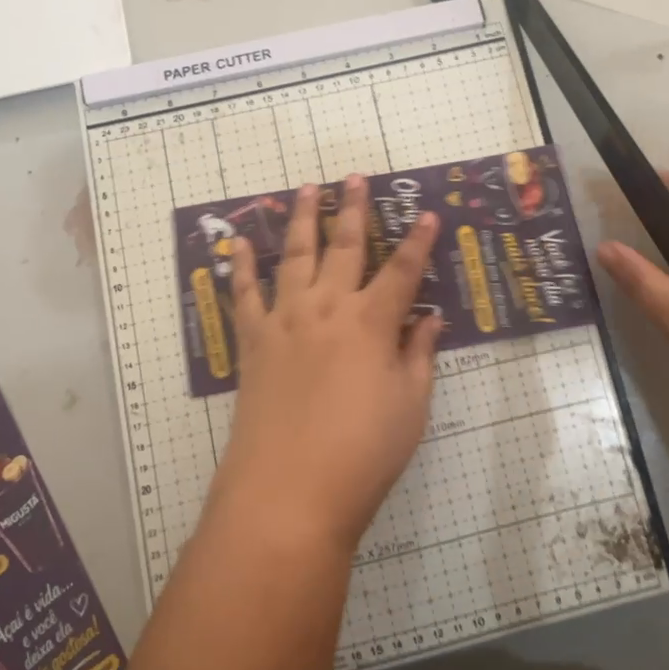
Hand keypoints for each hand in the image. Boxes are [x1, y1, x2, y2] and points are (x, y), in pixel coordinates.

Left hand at [207, 176, 443, 551]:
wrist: (288, 492)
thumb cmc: (362, 455)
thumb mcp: (411, 408)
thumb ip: (419, 358)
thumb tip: (430, 320)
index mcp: (372, 323)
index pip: (402, 271)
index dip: (418, 242)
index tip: (428, 215)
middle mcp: (328, 309)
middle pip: (345, 248)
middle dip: (354, 210)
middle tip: (355, 177)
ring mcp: (286, 321)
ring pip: (295, 257)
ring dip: (302, 220)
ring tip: (306, 189)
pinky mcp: (254, 343)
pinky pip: (246, 295)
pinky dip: (241, 267)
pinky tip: (238, 245)